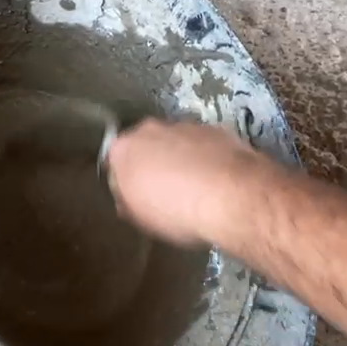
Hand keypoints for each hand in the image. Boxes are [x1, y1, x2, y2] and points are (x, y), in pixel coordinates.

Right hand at [104, 118, 275, 246]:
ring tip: (200, 188)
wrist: (231, 196)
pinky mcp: (216, 129)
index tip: (139, 196)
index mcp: (122, 149)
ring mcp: (183, 126)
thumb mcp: (142, 219)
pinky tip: (221, 182)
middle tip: (168, 191)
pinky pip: (206, 145)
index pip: (115, 161)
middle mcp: (148, 130)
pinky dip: (210, 158)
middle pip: (146, 145)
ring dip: (184, 159)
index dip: (127, 179)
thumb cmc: (176, 211)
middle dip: (154, 162)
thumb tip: (128, 198)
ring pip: (177, 142)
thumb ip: (128, 202)